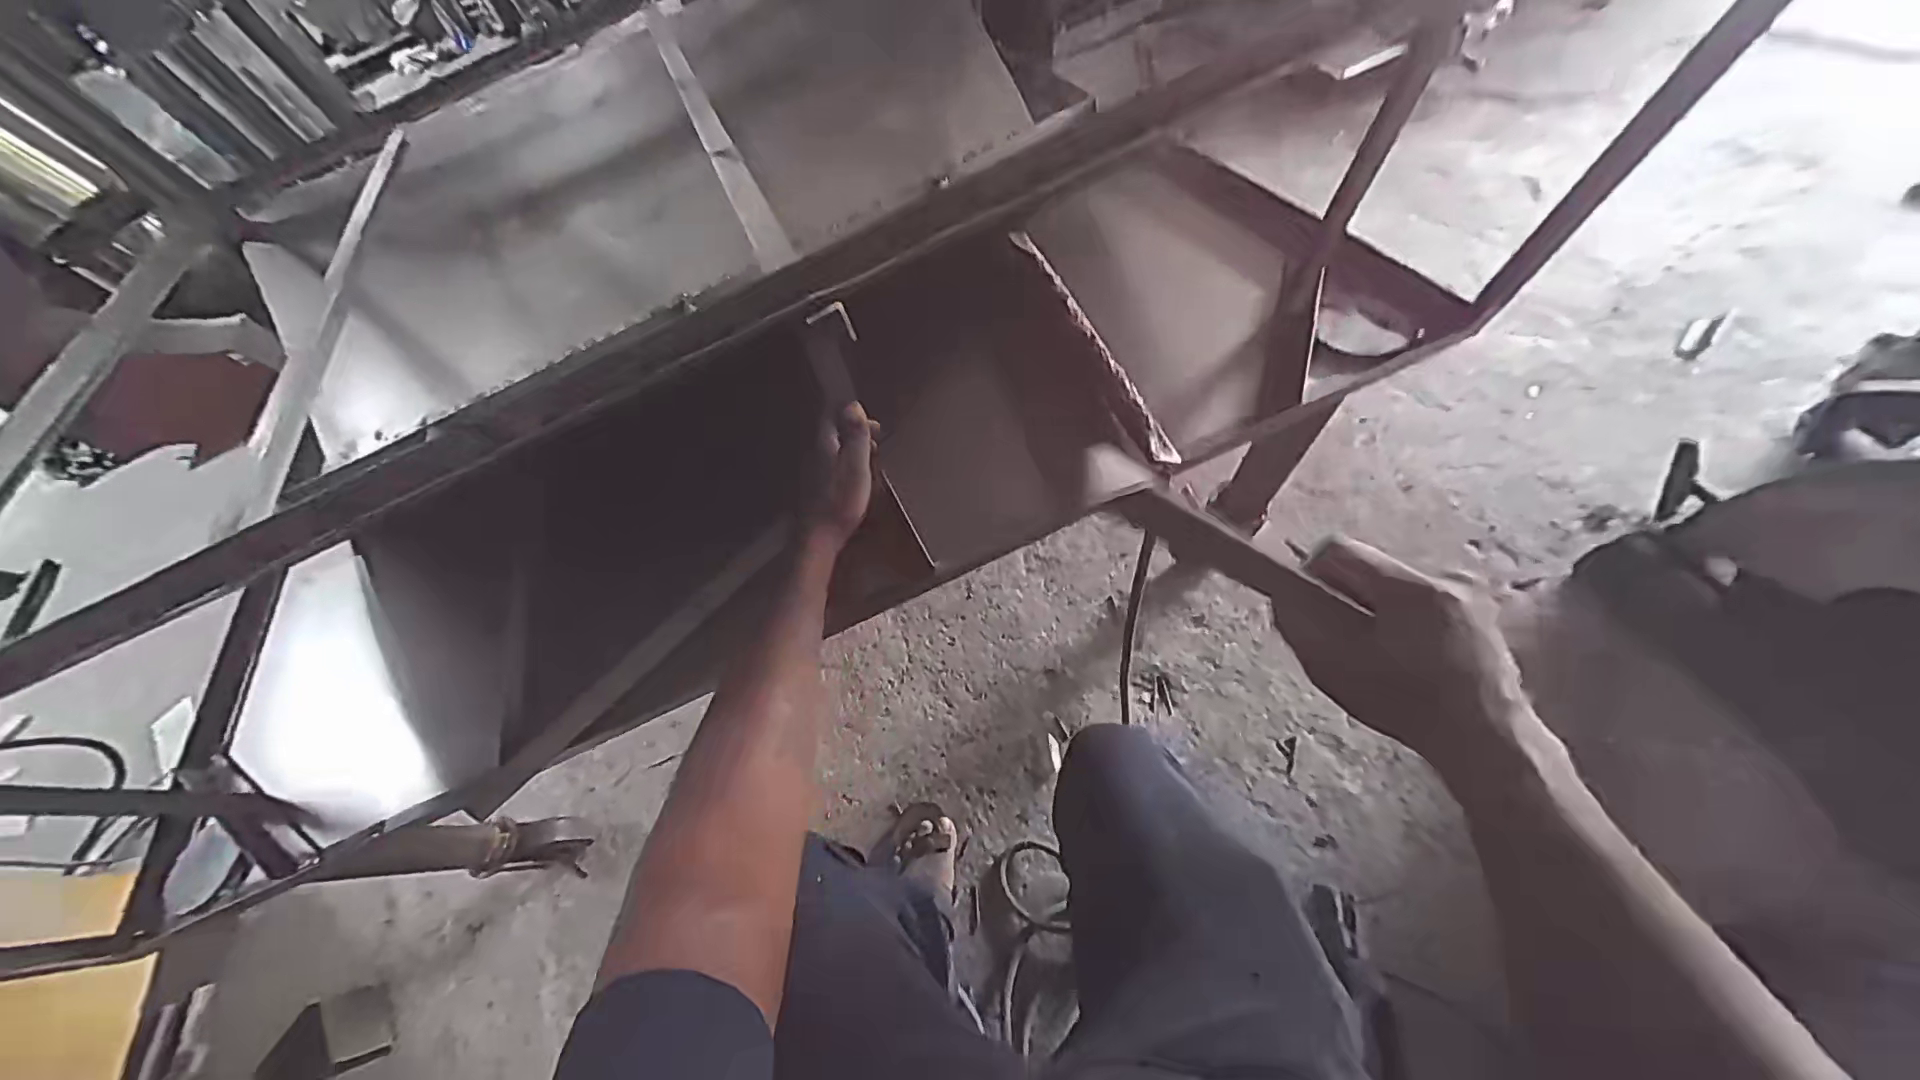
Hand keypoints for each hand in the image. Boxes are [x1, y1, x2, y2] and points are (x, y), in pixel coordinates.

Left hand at [806, 402, 877, 548]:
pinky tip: (855, 479)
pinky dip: (845, 466)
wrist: (819, 536)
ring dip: (851, 450)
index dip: (853, 416)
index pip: (833, 416)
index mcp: (824, 444)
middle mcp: (813, 453)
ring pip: (832, 450)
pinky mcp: (814, 488)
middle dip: (854, 433)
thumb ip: (855, 436)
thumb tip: (853, 405)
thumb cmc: (842, 500)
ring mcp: (811, 471)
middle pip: (833, 433)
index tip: (874, 427)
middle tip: (876, 443)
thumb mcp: (857, 465)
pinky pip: (831, 467)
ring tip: (870, 460)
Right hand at [1270, 538, 1558, 778]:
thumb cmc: (1406, 704)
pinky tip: (1406, 655)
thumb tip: (1282, 593)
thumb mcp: (1333, 666)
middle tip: (1344, 637)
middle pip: (1367, 566)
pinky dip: (1403, 619)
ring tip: (1379, 652)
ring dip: (1375, 609)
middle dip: (1346, 596)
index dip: (1312, 573)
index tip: (1311, 605)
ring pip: (1392, 584)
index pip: (1337, 549)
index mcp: (1407, 588)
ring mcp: (1466, 593)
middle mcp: (1441, 578)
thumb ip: (1297, 622)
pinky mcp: (1478, 611)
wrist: (1484, 736)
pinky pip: (1419, 599)